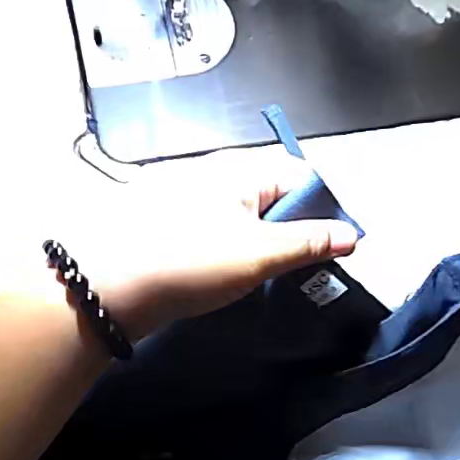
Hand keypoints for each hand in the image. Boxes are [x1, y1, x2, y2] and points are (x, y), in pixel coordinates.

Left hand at [46, 146, 360, 339]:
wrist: (109, 289)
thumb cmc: (187, 263)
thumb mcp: (259, 254)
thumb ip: (308, 242)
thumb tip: (350, 235)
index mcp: (237, 170)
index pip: (298, 175)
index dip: (321, 209)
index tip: (328, 246)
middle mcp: (210, 175)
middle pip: (269, 197)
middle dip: (287, 231)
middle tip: (292, 268)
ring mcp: (184, 198)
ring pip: (240, 218)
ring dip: (256, 246)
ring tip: (256, 277)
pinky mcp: (166, 225)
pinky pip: (212, 232)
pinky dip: (226, 252)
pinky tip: (221, 277)